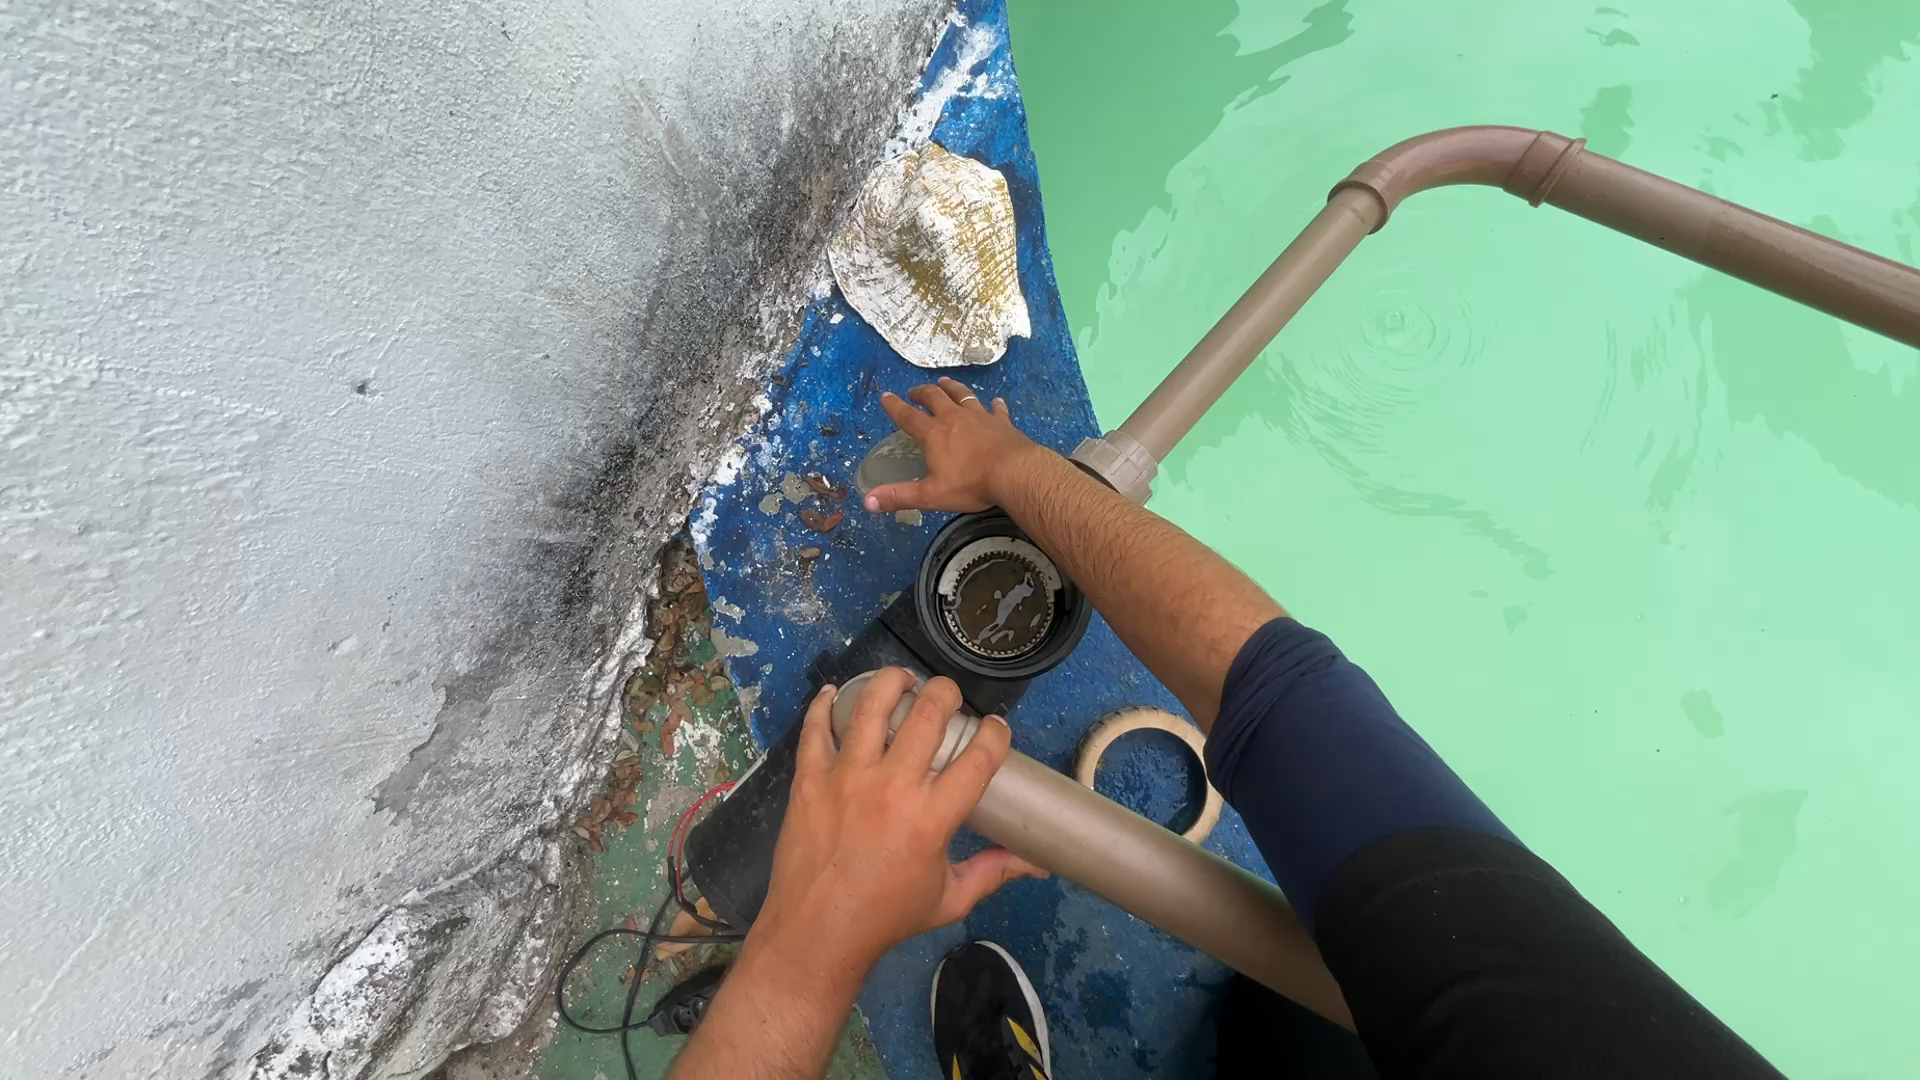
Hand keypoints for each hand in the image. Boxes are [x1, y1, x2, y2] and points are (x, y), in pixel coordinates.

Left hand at [749, 670, 1043, 978]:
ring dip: (891, 682)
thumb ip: (994, 871)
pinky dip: (822, 706)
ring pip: (870, 707)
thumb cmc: (886, 917)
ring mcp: (846, 778)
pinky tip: (832, 693)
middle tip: (947, 695)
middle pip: (927, 714)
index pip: (978, 758)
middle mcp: (892, 787)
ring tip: (901, 680)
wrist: (815, 935)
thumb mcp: (949, 899)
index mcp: (932, 817)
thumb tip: (1038, 863)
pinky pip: (815, 730)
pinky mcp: (809, 779)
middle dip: (946, 692)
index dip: (994, 733)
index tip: (994, 726)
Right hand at [863, 377, 1052, 513]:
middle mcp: (954, 418)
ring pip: (963, 395)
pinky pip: (996, 409)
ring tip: (945, 382)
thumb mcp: (930, 495)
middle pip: (935, 397)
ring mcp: (980, 416)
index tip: (886, 396)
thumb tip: (867, 502)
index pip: (908, 416)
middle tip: (915, 391)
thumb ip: (899, 496)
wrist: (1014, 472)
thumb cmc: (970, 484)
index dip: (895, 406)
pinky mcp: (1002, 422)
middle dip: (922, 392)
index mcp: (934, 433)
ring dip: (952, 387)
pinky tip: (996, 402)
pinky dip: (994, 405)